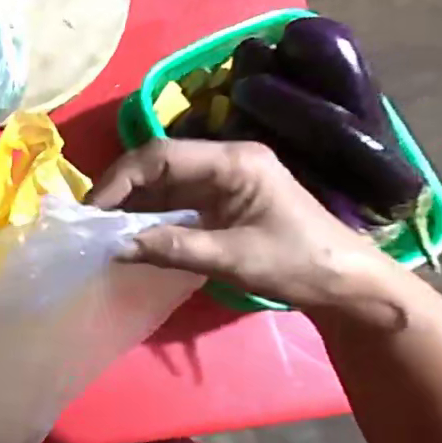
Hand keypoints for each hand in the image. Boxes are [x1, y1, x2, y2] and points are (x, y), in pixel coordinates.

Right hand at [87, 139, 398, 311]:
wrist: (349, 287)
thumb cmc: (301, 265)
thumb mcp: (234, 259)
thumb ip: (173, 248)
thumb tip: (116, 247)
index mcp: (234, 161)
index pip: (161, 155)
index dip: (120, 179)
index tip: (95, 212)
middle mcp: (223, 160)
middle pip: (155, 163)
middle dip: (119, 189)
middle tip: (91, 222)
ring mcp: (220, 178)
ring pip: (158, 180)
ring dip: (128, 203)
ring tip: (102, 229)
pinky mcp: (217, 198)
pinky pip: (169, 198)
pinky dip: (144, 214)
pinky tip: (128, 233)